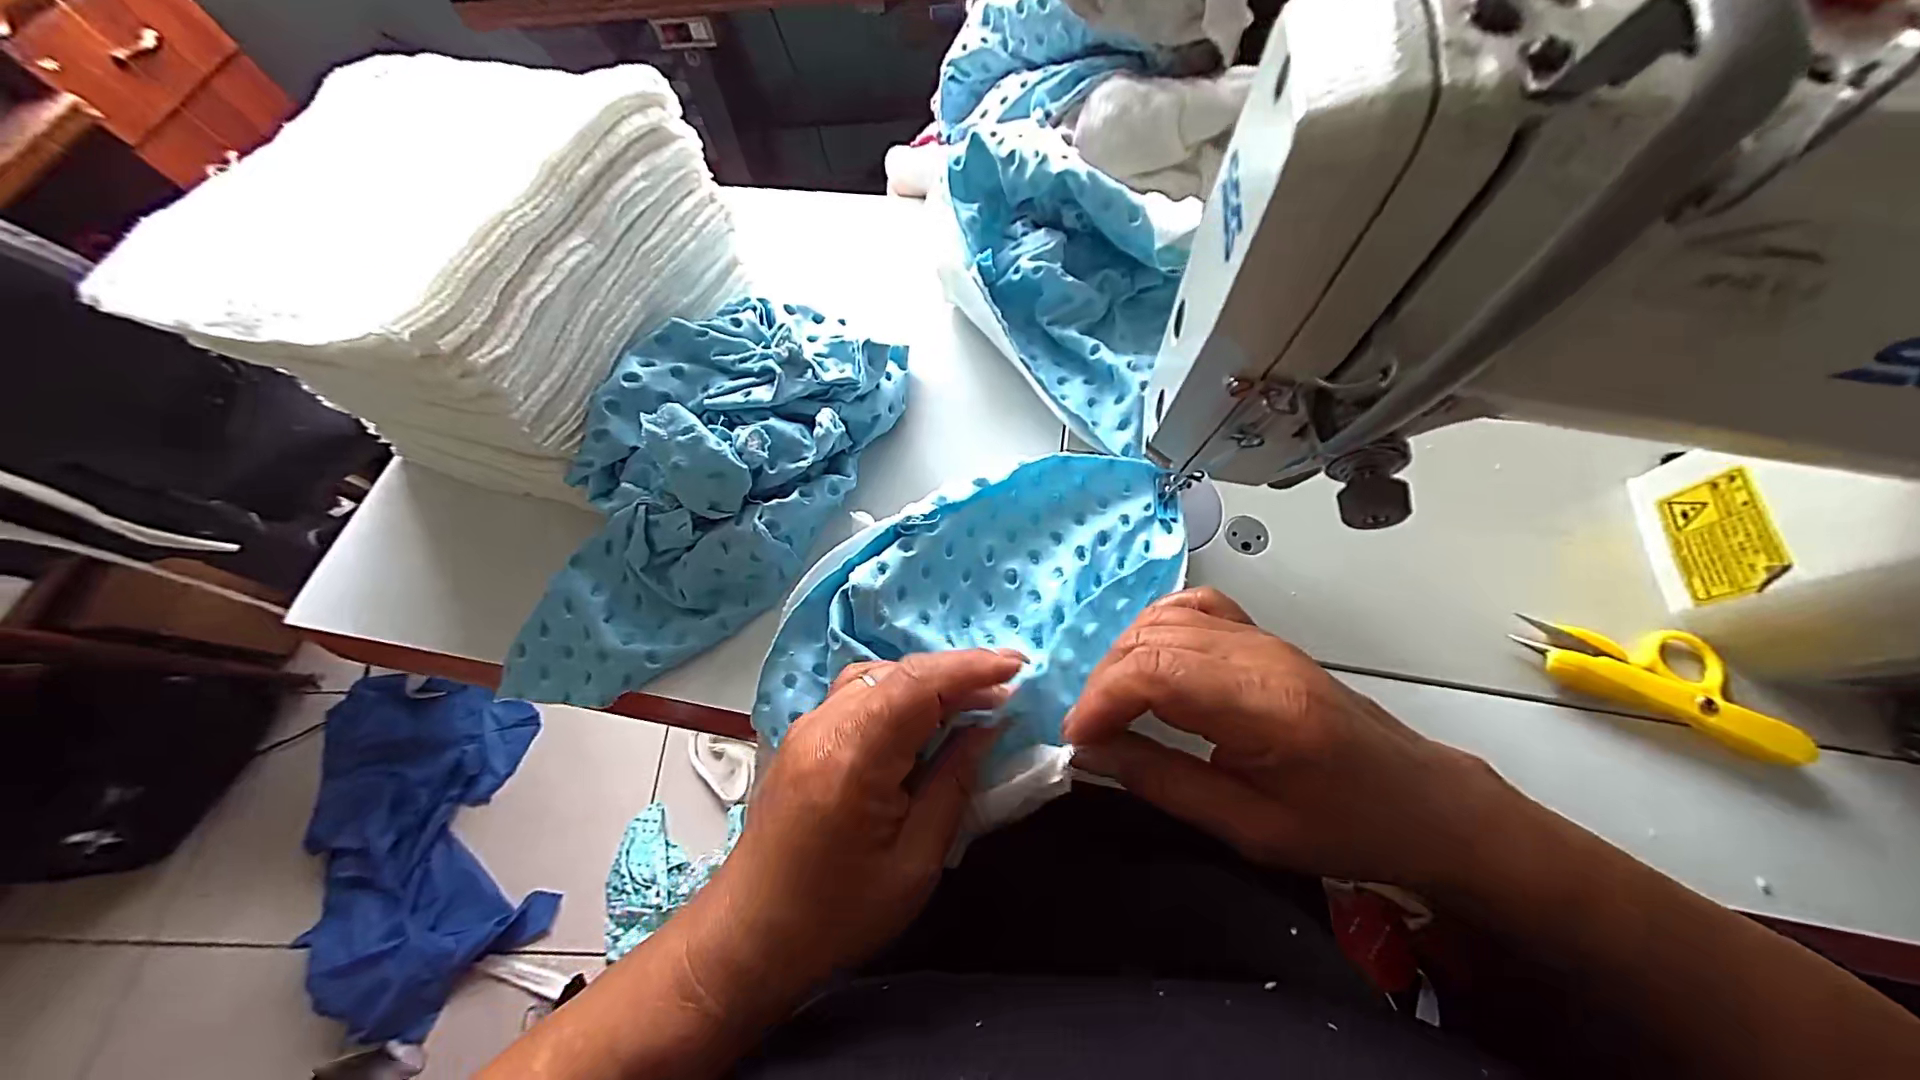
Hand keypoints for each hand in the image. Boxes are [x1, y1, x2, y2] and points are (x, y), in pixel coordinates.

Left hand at [680, 648, 1021, 1008]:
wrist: (749, 937)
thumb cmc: (837, 914)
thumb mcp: (915, 861)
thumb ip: (953, 783)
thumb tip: (987, 727)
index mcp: (852, 756)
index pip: (919, 684)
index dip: (972, 668)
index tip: (1018, 667)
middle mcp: (824, 725)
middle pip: (900, 672)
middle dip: (958, 671)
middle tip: (1008, 682)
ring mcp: (807, 726)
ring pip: (878, 676)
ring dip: (928, 679)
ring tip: (973, 696)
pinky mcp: (803, 737)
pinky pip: (859, 694)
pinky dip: (899, 692)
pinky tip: (923, 714)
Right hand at [1065, 587, 1521, 888]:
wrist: (1421, 801)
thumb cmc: (1347, 825)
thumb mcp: (1249, 827)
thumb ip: (1161, 783)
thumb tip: (1093, 754)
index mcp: (1265, 706)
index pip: (1156, 670)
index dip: (1101, 699)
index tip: (1078, 738)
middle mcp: (1260, 656)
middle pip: (1152, 639)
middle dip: (1103, 682)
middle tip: (1089, 731)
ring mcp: (1261, 638)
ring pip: (1164, 618)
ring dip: (1122, 658)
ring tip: (1111, 705)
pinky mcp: (1260, 637)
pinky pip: (1191, 609)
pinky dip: (1152, 630)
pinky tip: (1145, 662)